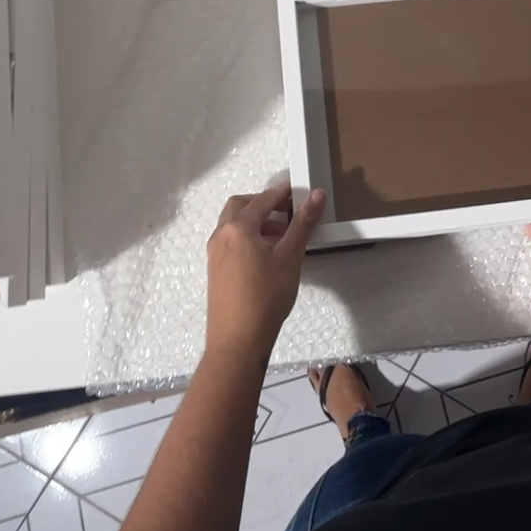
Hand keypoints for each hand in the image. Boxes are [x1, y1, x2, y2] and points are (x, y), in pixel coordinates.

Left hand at [204, 182, 325, 361]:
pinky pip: (231, 240)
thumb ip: (303, 223)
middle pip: (240, 206)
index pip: (262, 200)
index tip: (299, 190)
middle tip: (288, 211)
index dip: (282, 193)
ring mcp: (214, 253)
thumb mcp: (290, 257)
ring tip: (282, 234)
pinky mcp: (216, 269)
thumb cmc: (266, 296)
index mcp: (237, 228)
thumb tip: (316, 195)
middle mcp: (221, 235)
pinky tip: (267, 254)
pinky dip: (248, 236)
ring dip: (256, 220)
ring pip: (233, 224)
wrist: (238, 340)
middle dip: (264, 203)